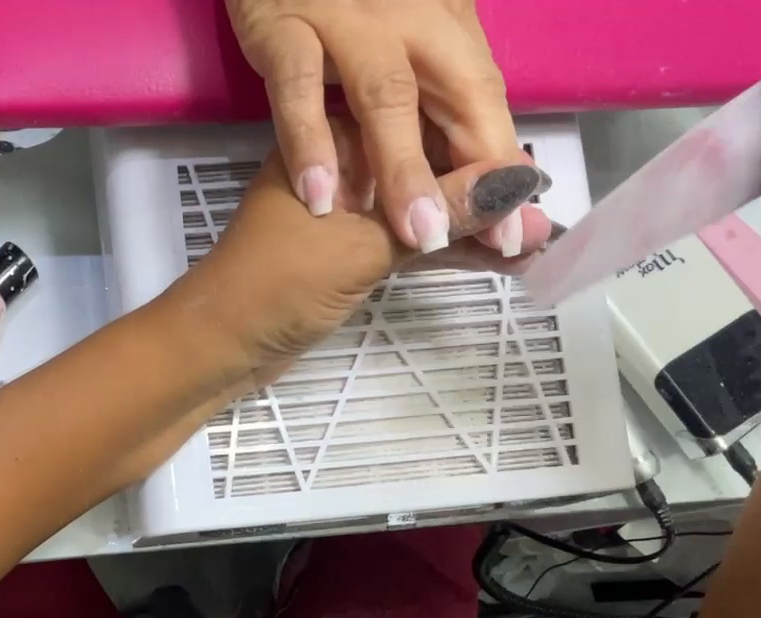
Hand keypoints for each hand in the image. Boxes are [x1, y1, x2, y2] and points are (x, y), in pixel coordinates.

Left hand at [163, 121, 555, 384]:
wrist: (216, 345)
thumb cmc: (273, 283)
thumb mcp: (359, 244)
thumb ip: (437, 212)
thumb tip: (520, 182)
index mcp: (342, 135)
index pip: (431, 128)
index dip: (488, 158)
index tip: (539, 188)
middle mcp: (350, 164)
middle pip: (434, 170)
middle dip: (490, 199)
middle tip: (544, 227)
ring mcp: (349, 211)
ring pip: (426, 211)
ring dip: (473, 231)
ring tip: (534, 249)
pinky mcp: (349, 254)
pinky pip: (409, 245)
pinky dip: (445, 254)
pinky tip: (493, 263)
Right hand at [225, 0, 522, 254]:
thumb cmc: (336, 14)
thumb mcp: (397, 57)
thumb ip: (434, 122)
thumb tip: (492, 194)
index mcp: (443, 27)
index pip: (482, 104)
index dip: (500, 169)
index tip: (514, 235)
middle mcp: (409, 16)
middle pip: (455, 96)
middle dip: (471, 175)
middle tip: (486, 244)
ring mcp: (346, 21)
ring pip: (385, 95)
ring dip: (403, 167)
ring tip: (416, 232)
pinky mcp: (285, 28)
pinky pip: (299, 87)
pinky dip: (309, 142)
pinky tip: (318, 198)